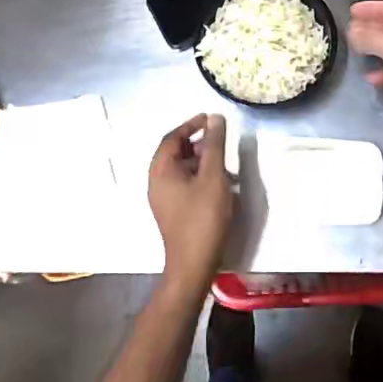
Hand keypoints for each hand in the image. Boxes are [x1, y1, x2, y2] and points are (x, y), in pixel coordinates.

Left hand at [148, 114, 232, 287]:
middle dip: (198, 144)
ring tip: (225, 166)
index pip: (172, 138)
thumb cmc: (203, 217)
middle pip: (175, 153)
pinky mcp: (173, 212)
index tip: (210, 119)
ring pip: (181, 170)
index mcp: (160, 170)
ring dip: (202, 162)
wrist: (193, 264)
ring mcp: (164, 199)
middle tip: (219, 142)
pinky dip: (200, 178)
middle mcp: (157, 182)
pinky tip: (221, 188)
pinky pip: (185, 186)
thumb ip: (214, 145)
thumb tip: (214, 118)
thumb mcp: (213, 176)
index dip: (191, 125)